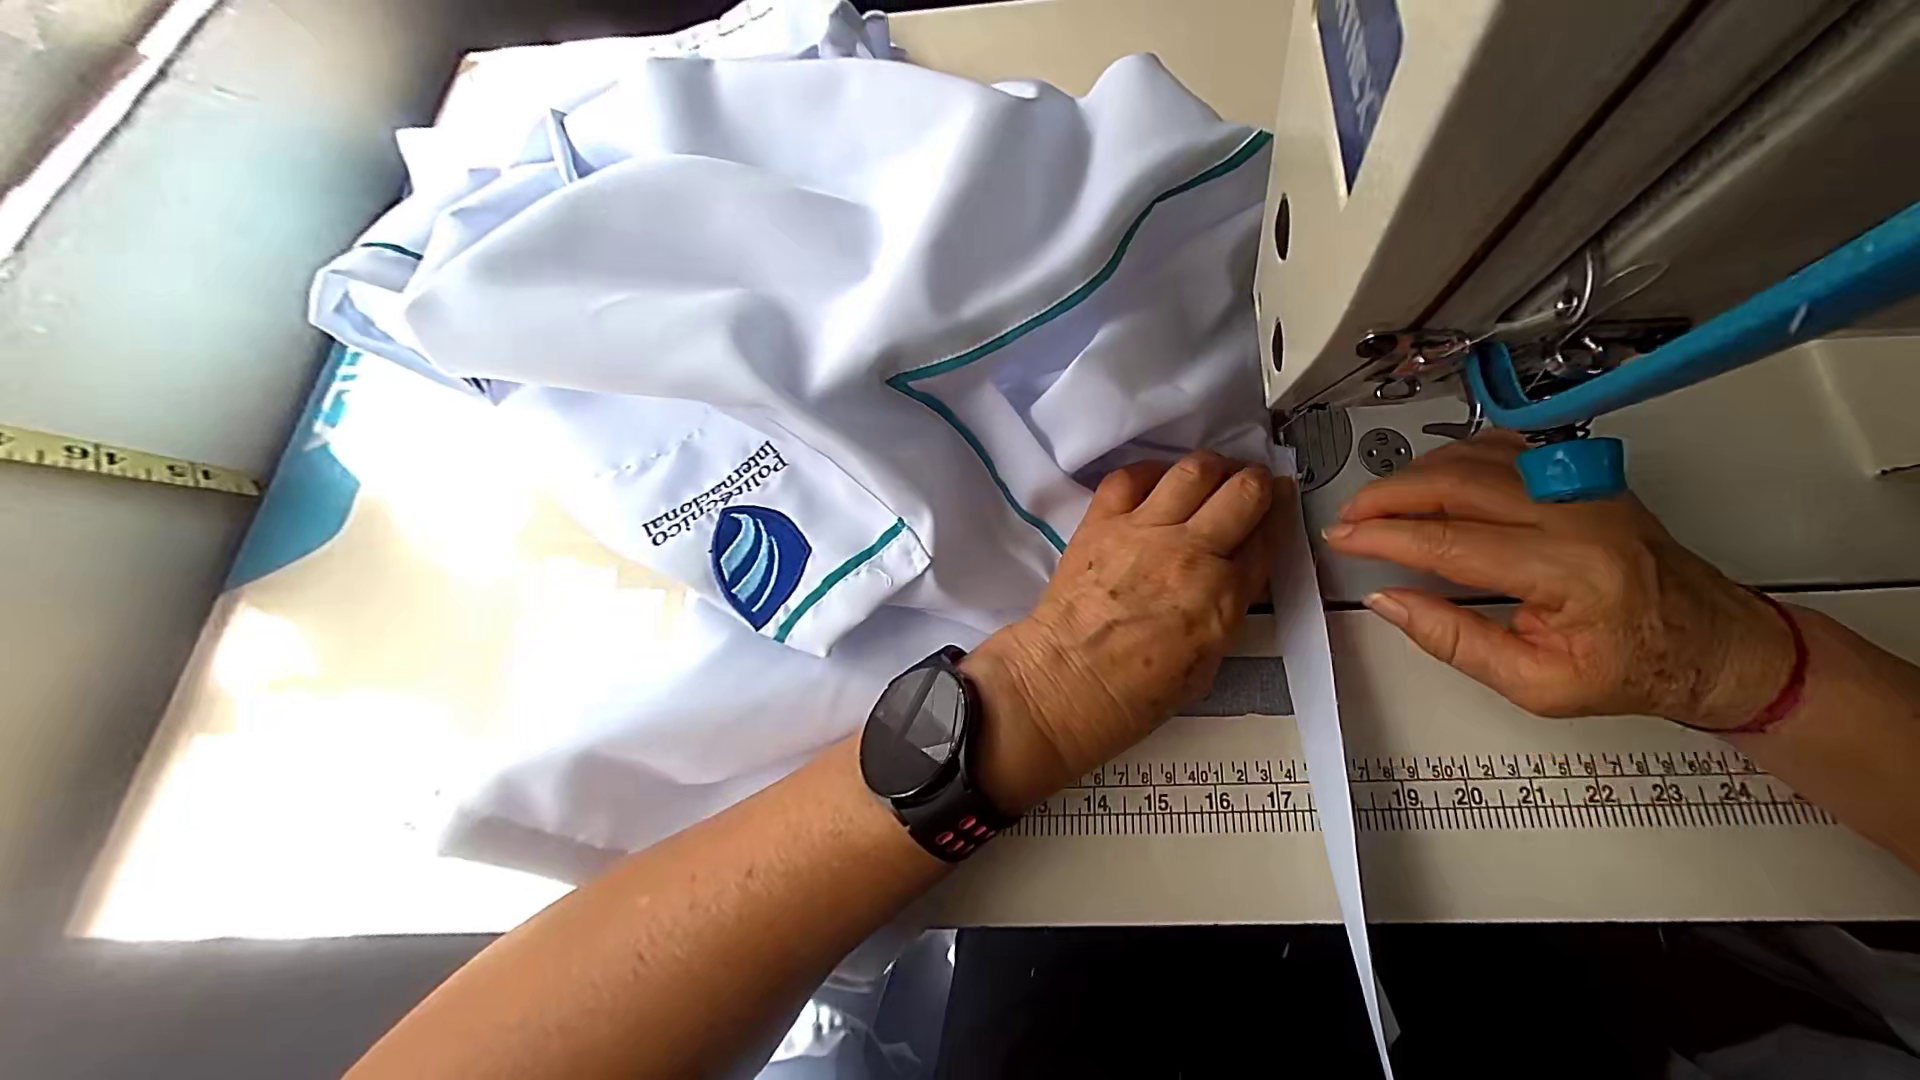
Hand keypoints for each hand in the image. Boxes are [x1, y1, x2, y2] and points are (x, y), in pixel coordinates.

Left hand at [963, 451, 1284, 810]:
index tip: (1278, 507)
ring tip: (1209, 476)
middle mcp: (1191, 554)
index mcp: (1225, 597)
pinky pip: (1130, 476)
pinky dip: (1150, 472)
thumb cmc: (1136, 691)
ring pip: (1194, 470)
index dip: (1278, 516)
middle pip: (1244, 492)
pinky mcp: (1100, 523)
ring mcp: (1144, 532)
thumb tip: (1231, 574)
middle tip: (1249, 487)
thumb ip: (1227, 609)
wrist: (1065, 681)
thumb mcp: (1208, 663)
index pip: (1268, 537)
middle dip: (1255, 483)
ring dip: (1211, 467)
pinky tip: (1157, 483)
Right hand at [1322, 432, 1794, 729]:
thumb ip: (1452, 641)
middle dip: (1385, 496)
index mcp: (1568, 573)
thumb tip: (1387, 601)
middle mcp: (1576, 516)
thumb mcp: (1535, 684)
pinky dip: (1450, 458)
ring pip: (1471, 457)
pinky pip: (1500, 448)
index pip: (1447, 541)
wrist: (1718, 644)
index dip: (1381, 537)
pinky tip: (1426, 479)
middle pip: (1453, 483)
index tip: (1340, 538)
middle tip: (1347, 517)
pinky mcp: (1580, 478)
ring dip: (1411, 475)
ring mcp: (1581, 488)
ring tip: (1375, 503)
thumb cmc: (1634, 668)